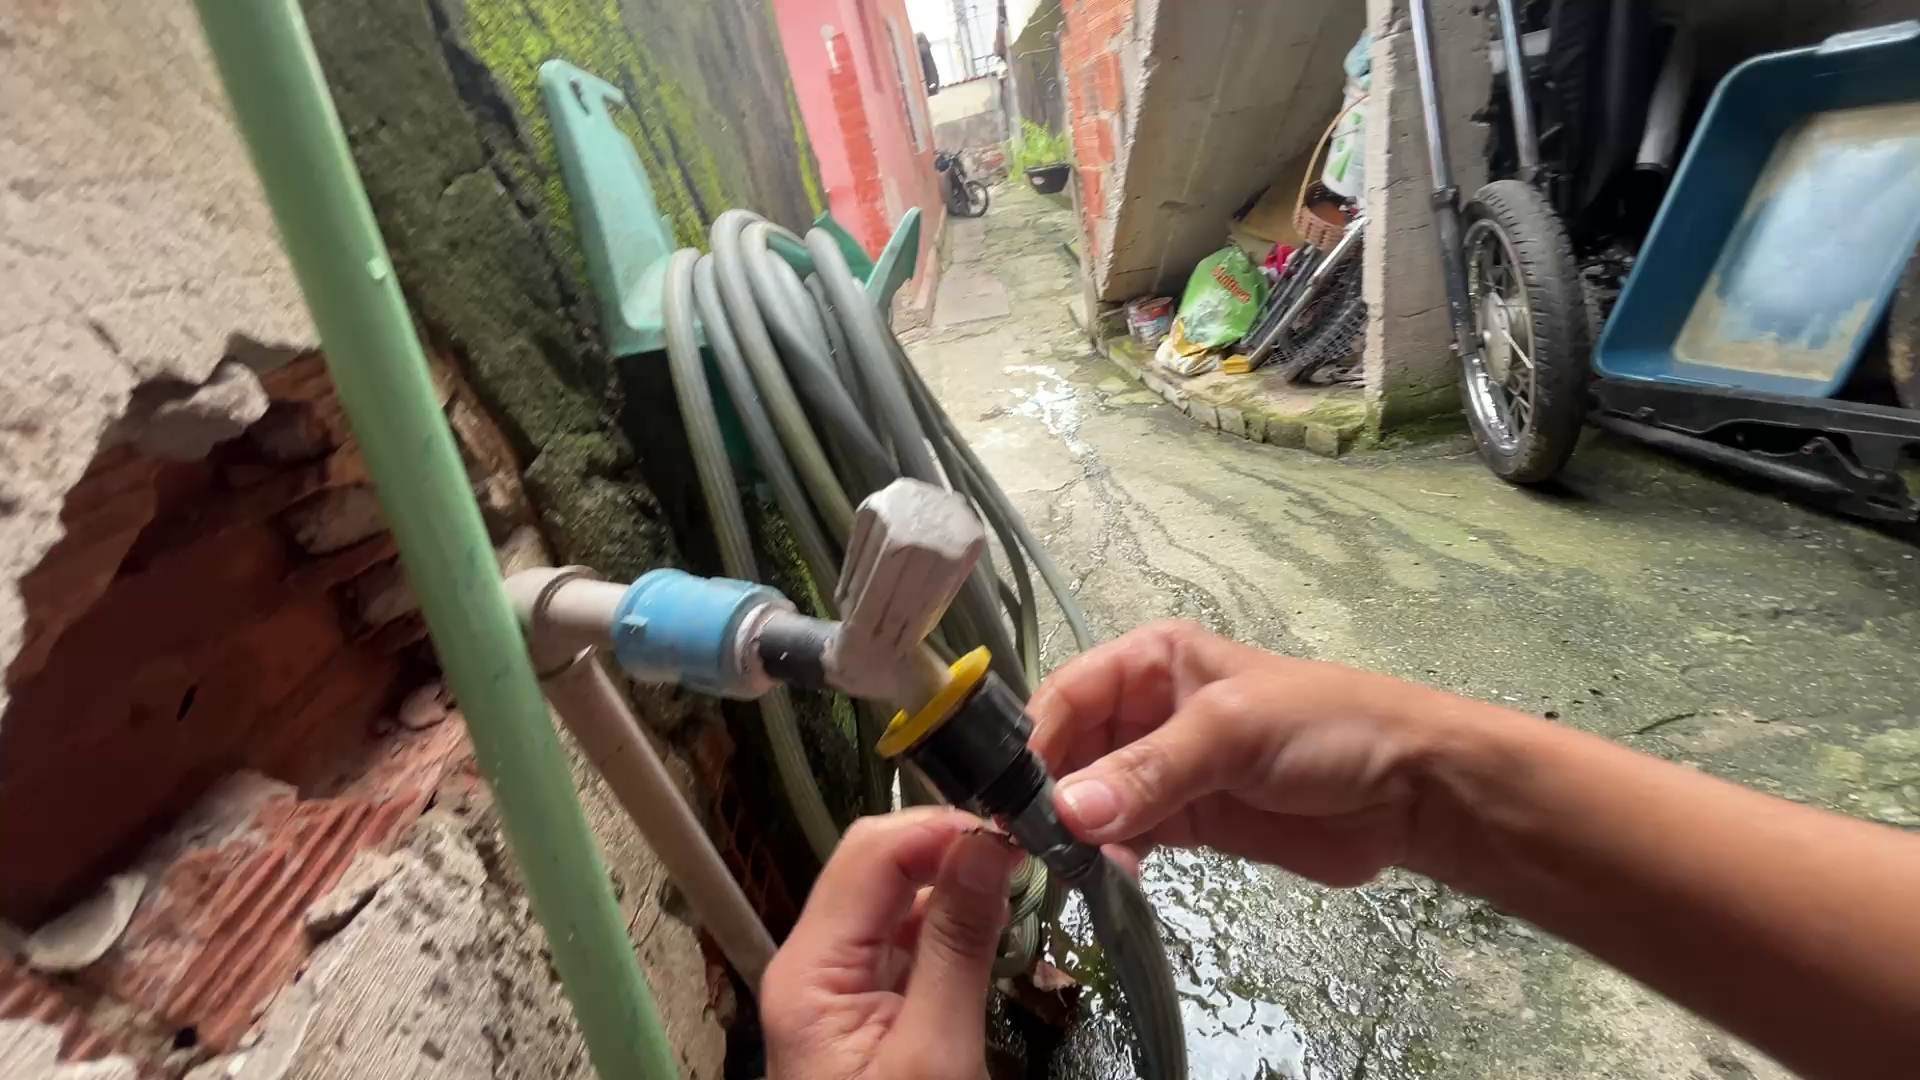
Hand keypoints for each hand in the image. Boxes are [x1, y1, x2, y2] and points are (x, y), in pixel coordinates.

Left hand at [761, 808, 1021, 1079]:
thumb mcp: (937, 1057)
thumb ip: (958, 943)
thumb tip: (988, 842)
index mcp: (811, 967)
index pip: (870, 854)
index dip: (938, 829)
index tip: (1008, 833)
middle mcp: (815, 957)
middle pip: (877, 862)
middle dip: (945, 844)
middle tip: (1017, 853)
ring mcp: (839, 975)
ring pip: (894, 889)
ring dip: (951, 875)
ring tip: (1013, 878)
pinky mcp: (865, 996)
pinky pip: (905, 930)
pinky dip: (949, 914)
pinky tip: (989, 921)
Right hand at [1028, 620, 1482, 885]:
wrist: (1411, 792)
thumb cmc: (1321, 729)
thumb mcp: (1230, 731)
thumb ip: (1148, 772)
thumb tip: (1066, 814)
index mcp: (1149, 661)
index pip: (1069, 692)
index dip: (1035, 737)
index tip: (1005, 791)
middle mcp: (1143, 710)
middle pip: (1071, 746)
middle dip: (1047, 788)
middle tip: (1021, 840)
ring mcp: (1160, 767)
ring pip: (1092, 794)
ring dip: (1074, 827)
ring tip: (1059, 864)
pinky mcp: (1182, 818)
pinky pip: (1126, 834)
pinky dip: (1108, 855)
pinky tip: (1104, 876)